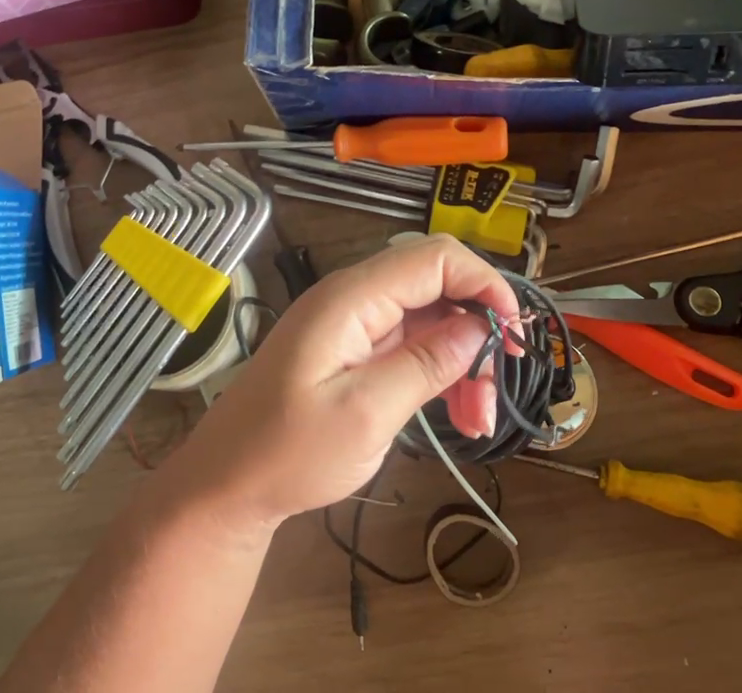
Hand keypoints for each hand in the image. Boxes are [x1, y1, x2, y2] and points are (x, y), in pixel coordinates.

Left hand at [158, 234, 518, 531]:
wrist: (227, 484)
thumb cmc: (287, 452)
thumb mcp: (365, 413)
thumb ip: (425, 364)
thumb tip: (479, 328)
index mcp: (350, 299)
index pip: (434, 257)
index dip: (484, 283)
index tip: (515, 333)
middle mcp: (353, 300)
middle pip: (435, 287)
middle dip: (477, 331)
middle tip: (497, 390)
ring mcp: (352, 326)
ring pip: (429, 321)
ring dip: (463, 362)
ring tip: (477, 420)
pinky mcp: (352, 352)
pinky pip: (410, 347)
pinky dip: (439, 375)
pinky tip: (458, 417)